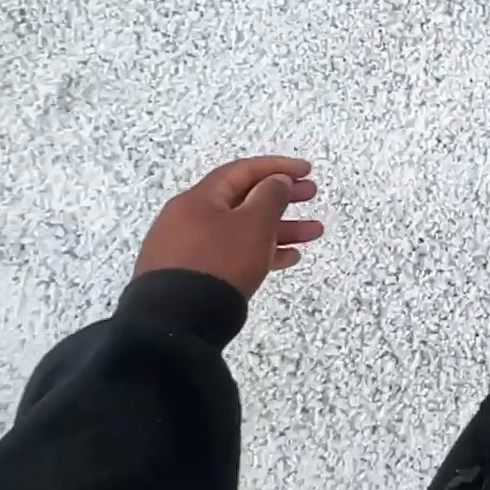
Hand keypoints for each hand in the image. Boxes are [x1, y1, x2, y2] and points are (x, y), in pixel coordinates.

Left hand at [134, 157, 323, 297]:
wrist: (177, 323)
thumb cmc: (220, 261)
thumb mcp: (255, 222)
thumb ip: (271, 195)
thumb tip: (276, 180)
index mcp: (197, 201)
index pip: (242, 171)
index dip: (278, 166)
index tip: (307, 171)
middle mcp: (187, 220)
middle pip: (243, 200)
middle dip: (282, 198)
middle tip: (311, 195)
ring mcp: (186, 250)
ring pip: (242, 229)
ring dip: (280, 228)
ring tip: (313, 233)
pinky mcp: (190, 275)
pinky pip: (232, 253)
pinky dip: (260, 251)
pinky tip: (288, 258)